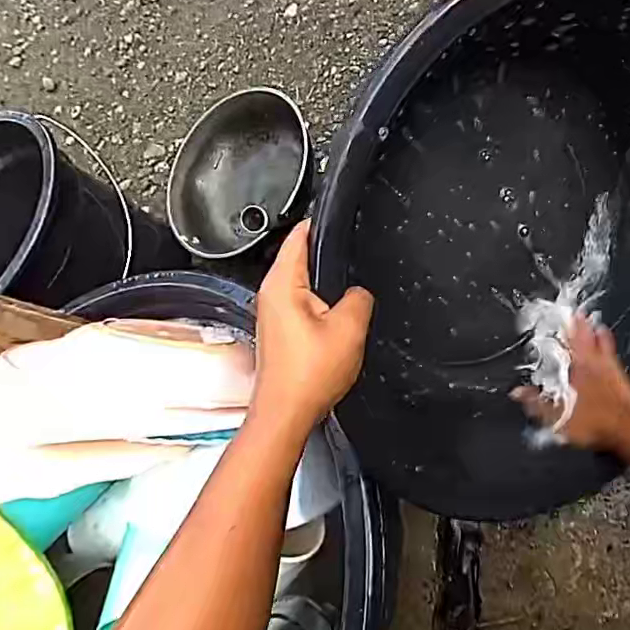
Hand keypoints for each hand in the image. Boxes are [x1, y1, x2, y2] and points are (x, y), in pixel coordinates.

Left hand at [252, 220, 374, 430]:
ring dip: (325, 285)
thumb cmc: (307, 376)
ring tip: (349, 290)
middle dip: (327, 255)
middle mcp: (270, 295)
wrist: (287, 413)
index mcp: (282, 284)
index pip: (298, 235)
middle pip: (300, 257)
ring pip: (303, 284)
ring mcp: (273, 314)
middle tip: (354, 255)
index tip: (337, 216)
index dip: (320, 222)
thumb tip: (359, 292)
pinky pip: (303, 305)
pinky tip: (338, 320)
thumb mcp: (349, 328)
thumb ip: (359, 297)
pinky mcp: (280, 331)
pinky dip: (320, 306)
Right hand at [513, 315, 629, 449]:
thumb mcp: (556, 416)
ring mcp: (609, 370)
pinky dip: (608, 345)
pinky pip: (613, 355)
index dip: (561, 334)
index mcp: (573, 371)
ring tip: (593, 323)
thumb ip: (536, 402)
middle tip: (576, 314)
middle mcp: (591, 366)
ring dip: (595, 334)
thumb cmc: (591, 422)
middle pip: (584, 341)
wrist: (626, 430)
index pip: (564, 347)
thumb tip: (517, 392)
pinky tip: (609, 345)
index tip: (558, 320)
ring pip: (600, 345)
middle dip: (579, 327)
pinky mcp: (622, 378)